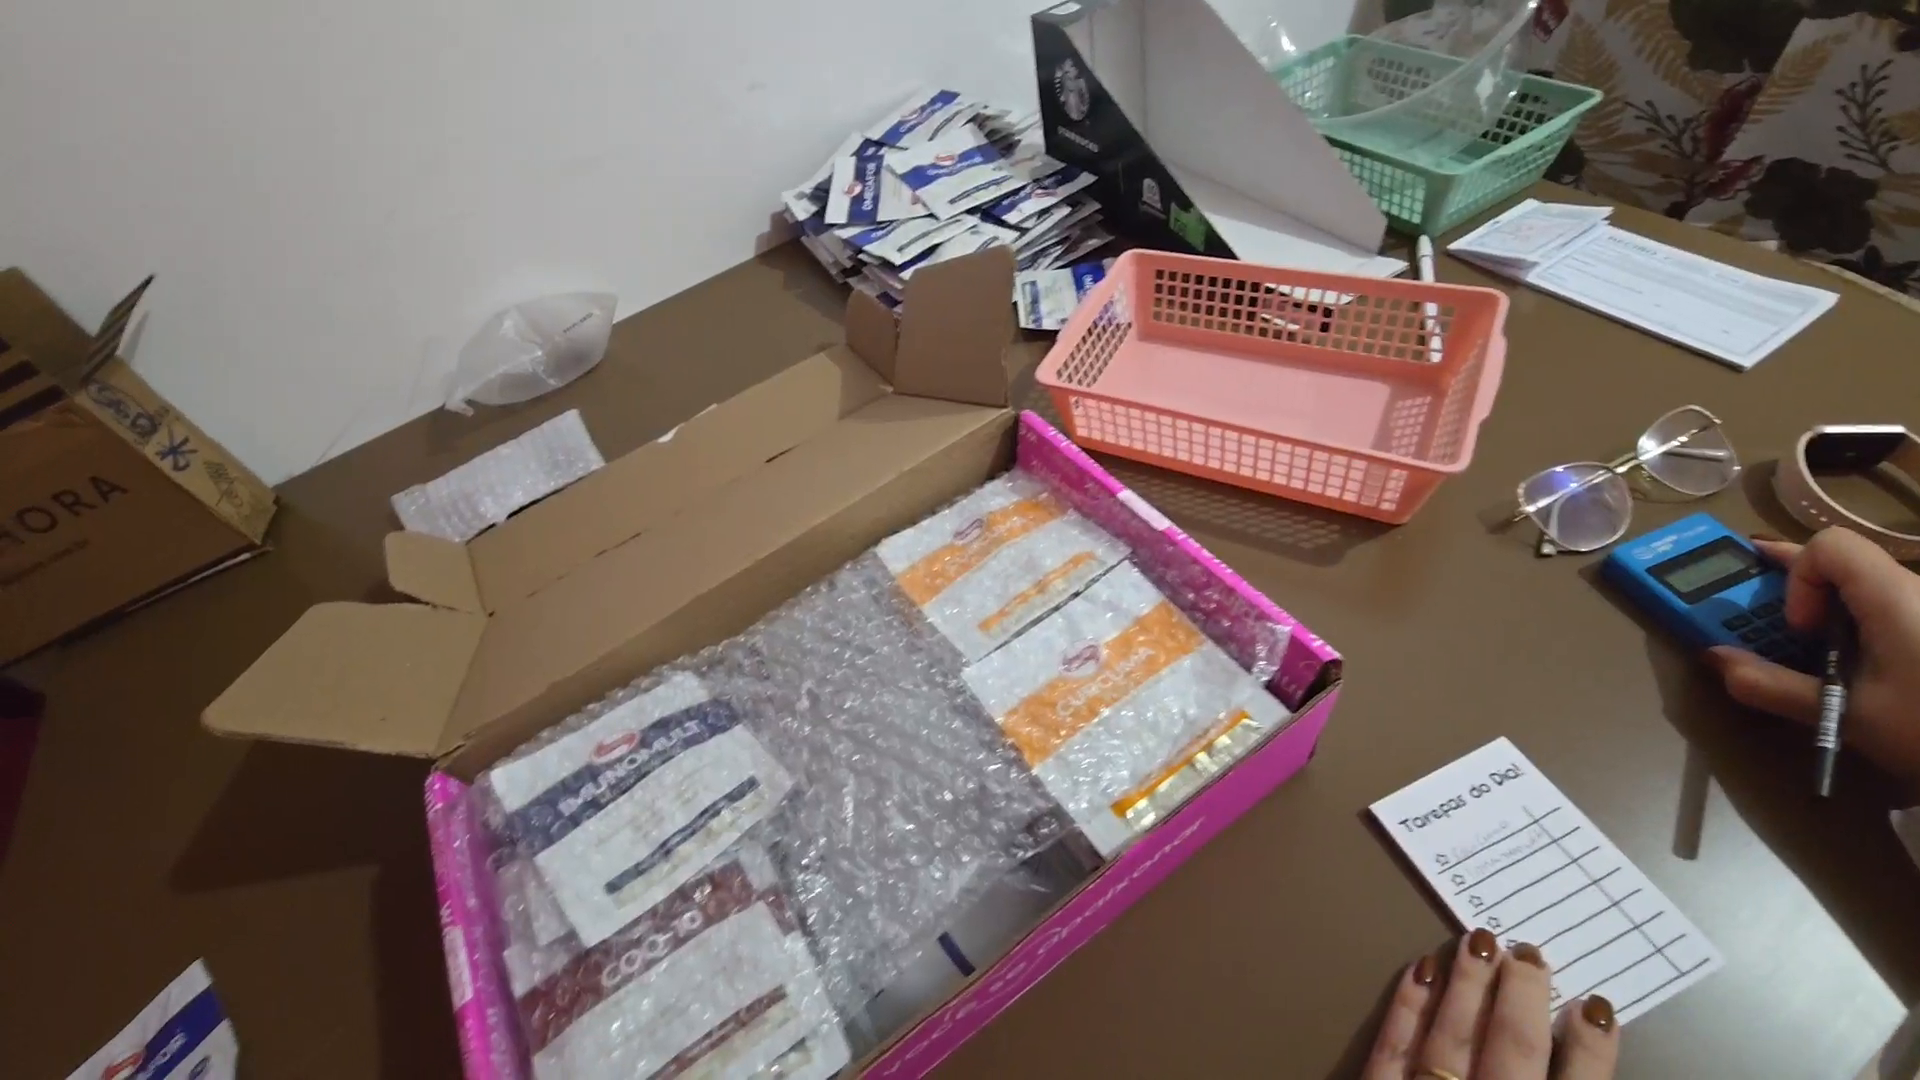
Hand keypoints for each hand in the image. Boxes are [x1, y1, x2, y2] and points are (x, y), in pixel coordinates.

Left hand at [1364, 929, 1617, 1079]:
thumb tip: (1586, 1046)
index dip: (1591, 1049)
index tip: (1597, 1004)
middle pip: (1513, 1049)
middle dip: (1522, 996)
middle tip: (1528, 951)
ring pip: (1451, 1037)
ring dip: (1467, 985)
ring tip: (1479, 940)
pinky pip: (1391, 1047)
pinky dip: (1407, 1007)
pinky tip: (1420, 968)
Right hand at [1705, 528, 1919, 786]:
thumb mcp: (1850, 716)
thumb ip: (1774, 685)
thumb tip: (1714, 659)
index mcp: (1899, 600)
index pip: (1831, 546)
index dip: (1798, 574)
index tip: (1802, 626)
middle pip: (1849, 564)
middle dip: (1796, 585)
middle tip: (1764, 612)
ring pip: (1875, 588)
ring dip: (1831, 608)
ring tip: (1811, 643)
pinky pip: (1899, 609)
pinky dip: (1865, 622)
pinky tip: (1861, 658)